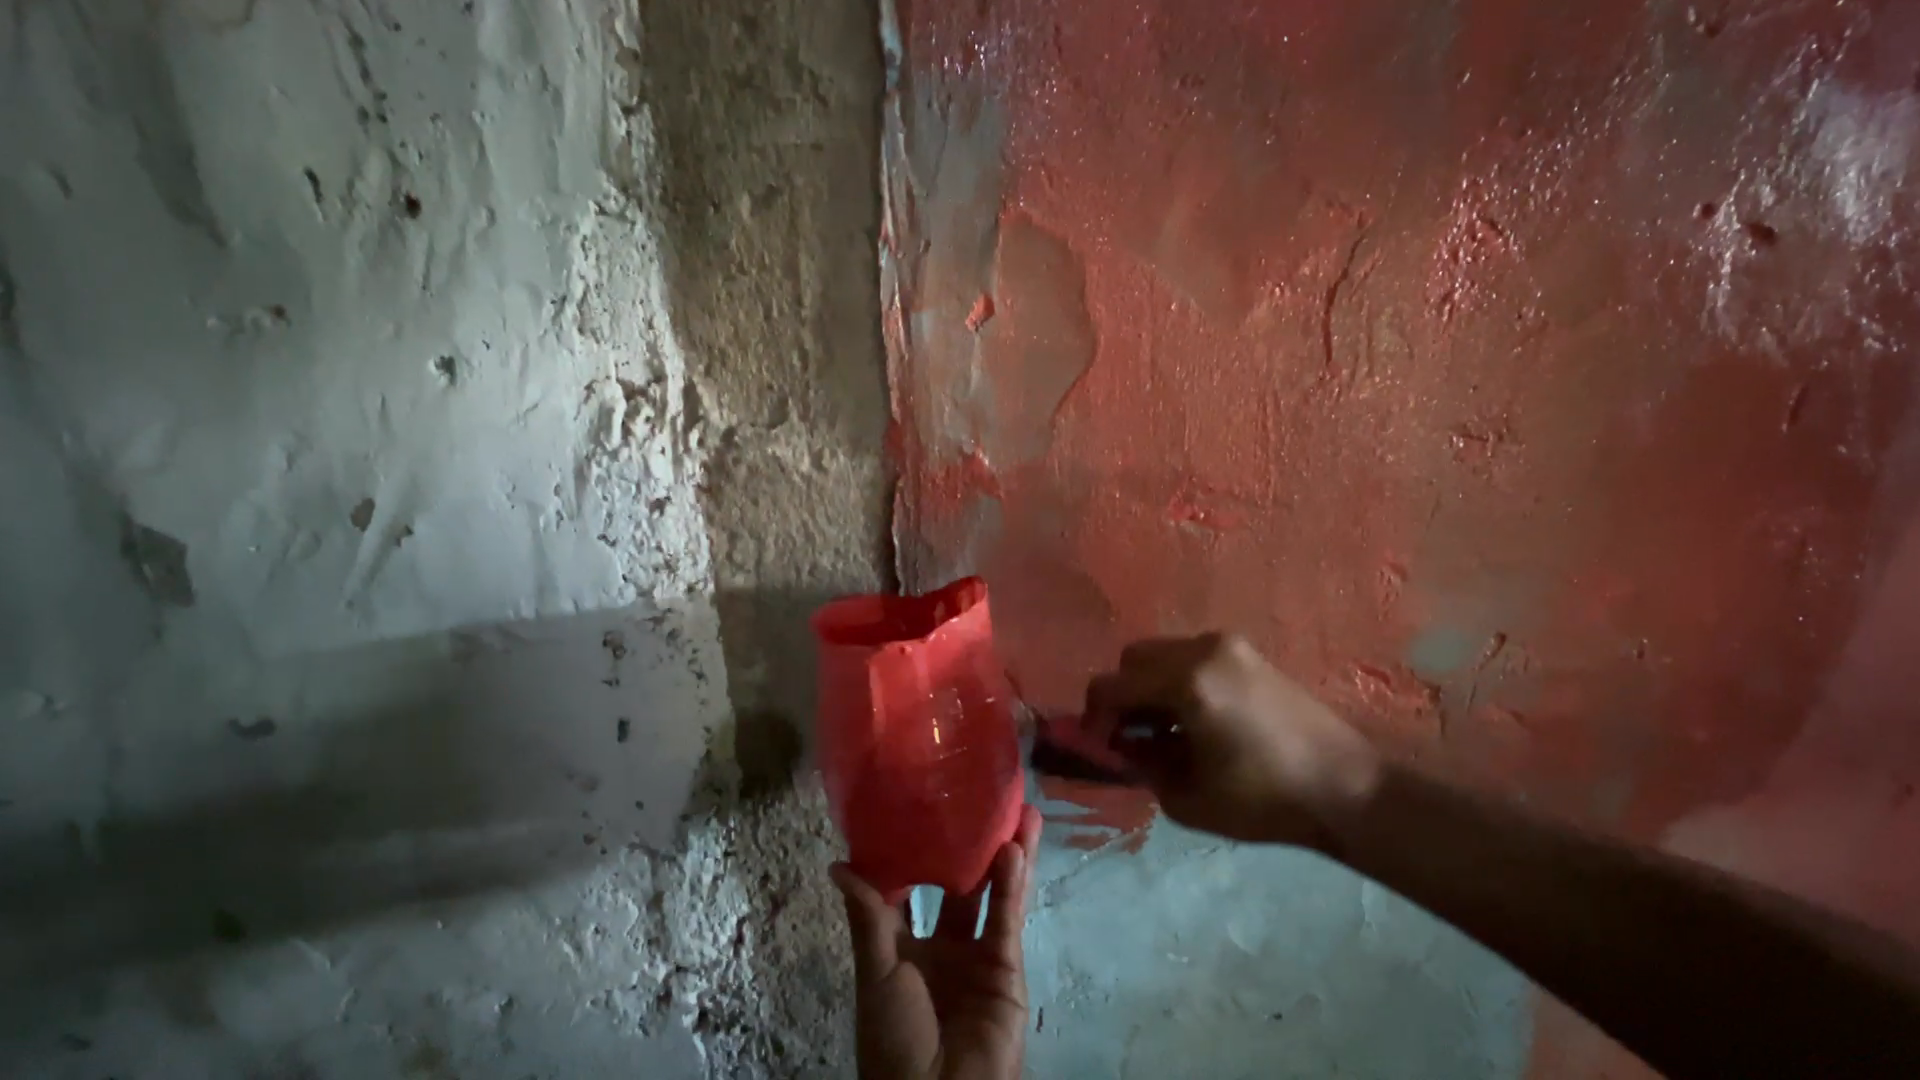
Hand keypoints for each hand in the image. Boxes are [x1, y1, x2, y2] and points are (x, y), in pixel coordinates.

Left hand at [831, 805, 1042, 1079]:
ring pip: (990, 894)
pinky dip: (1012, 886)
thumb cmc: (895, 1037)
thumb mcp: (876, 974)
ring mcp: (975, 954)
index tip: (917, 806)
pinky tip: (1015, 849)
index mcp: (902, 946)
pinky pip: (1006, 919)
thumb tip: (838, 864)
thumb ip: (868, 916)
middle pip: (957, 885)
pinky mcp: (1006, 967)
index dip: (913, 852)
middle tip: (979, 800)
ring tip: (1019, 810)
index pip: (908, 888)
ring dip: (1004, 855)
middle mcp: (940, 944)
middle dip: (968, 848)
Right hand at [1088, 634, 1379, 849]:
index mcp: (1187, 683)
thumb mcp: (1186, 798)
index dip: (1094, 717)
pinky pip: (1191, 656)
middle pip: (1133, 659)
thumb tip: (1121, 746)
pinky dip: (1177, 680)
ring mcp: (1229, 645)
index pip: (1111, 686)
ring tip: (1165, 731)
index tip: (1099, 747)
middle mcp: (1203, 650)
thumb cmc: (1265, 800)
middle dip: (1122, 696)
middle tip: (1130, 737)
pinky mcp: (1248, 653)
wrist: (1347, 788)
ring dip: (1149, 686)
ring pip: (1162, 653)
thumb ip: (1141, 765)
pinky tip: (1194, 719)